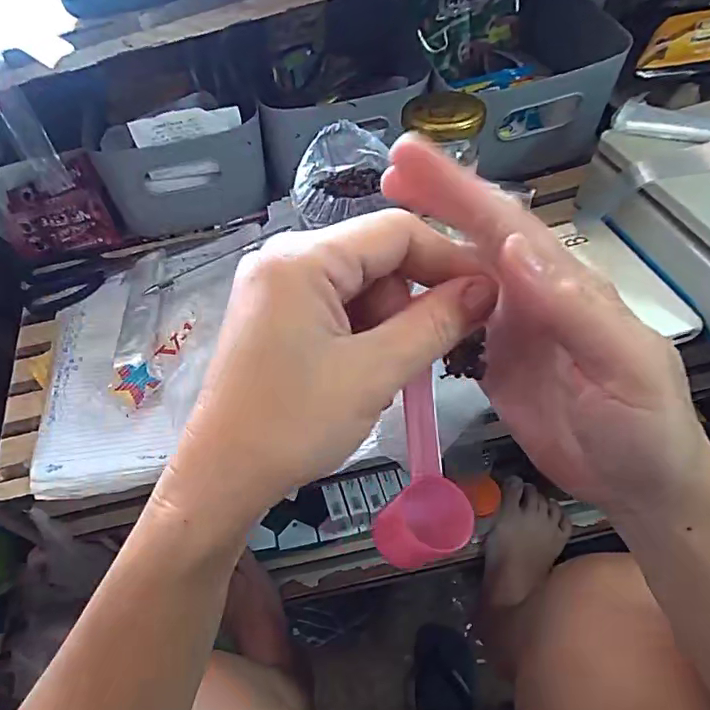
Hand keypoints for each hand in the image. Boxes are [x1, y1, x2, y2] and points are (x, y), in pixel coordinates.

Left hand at [164, 209, 497, 520]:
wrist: (222, 478)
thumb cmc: (293, 424)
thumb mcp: (374, 373)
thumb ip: (435, 323)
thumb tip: (486, 288)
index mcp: (301, 258)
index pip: (396, 231)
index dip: (449, 260)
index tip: (487, 296)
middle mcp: (282, 259)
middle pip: (376, 259)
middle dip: (408, 305)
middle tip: (420, 358)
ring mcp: (272, 289)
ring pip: (358, 289)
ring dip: (385, 329)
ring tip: (379, 379)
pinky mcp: (271, 318)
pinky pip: (333, 310)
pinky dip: (359, 339)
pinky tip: (356, 378)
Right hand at [381, 135, 709, 518]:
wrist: (638, 483)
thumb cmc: (644, 425)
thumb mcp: (624, 365)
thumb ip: (574, 309)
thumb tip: (511, 249)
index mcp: (564, 286)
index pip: (506, 226)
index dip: (459, 191)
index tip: (411, 158)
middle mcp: (533, 297)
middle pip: (477, 239)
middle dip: (435, 200)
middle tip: (388, 170)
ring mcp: (511, 330)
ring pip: (458, 279)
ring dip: (421, 249)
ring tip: (378, 227)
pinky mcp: (493, 364)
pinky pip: (452, 326)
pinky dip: (423, 306)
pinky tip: (397, 296)